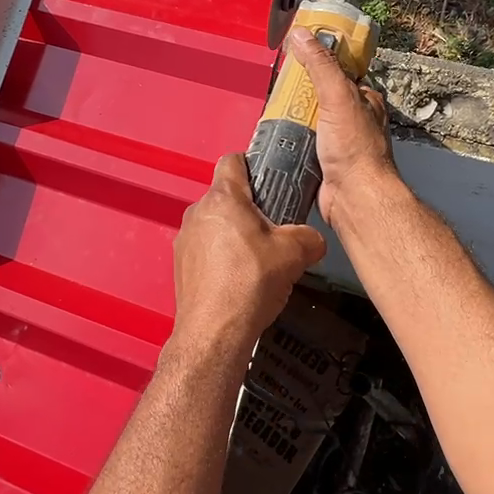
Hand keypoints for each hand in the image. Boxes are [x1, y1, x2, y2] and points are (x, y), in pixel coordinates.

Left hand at [171, 154, 326, 358]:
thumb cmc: (249, 284)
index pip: (233, 161)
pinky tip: (239, 281)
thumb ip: (309, 238)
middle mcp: (197, 212)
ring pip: (215, 225)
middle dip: (249, 209)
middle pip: (226, 197)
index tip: (269, 179)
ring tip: (258, 261)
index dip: (253, 164)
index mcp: (222, 198)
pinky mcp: (180, 265)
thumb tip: (313, 241)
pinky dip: (220, 258)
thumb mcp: (294, 254)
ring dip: (234, 235)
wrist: (214, 333)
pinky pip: (205, 250)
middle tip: (273, 231)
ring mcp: (185, 239)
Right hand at [284, 27, 397, 223]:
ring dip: (293, 116)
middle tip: (283, 85)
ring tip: (277, 110)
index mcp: (363, 98)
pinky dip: (290, 137)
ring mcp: (337, 139)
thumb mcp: (338, 97)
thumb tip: (303, 37)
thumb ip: (321, 65)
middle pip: (319, 92)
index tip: (298, 49)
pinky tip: (281, 135)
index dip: (319, 57)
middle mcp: (352, 117)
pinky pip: (301, 141)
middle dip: (299, 90)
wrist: (355, 198)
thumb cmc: (359, 153)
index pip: (339, 67)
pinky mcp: (322, 158)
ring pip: (308, 117)